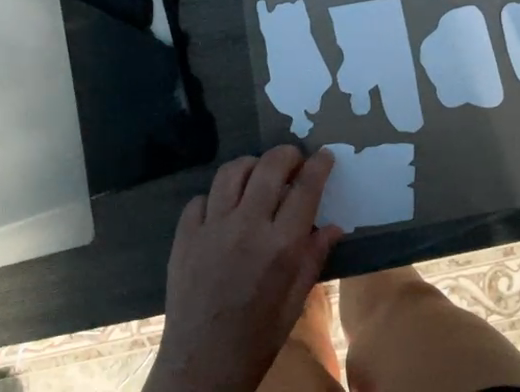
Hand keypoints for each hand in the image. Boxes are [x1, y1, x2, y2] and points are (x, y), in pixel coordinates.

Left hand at [147, 146, 342, 391]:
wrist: (202, 364)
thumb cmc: (257, 337)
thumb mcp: (295, 302)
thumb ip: (313, 258)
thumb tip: (334, 226)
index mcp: (280, 246)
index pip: (305, 189)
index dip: (318, 166)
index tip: (324, 155)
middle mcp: (246, 227)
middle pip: (269, 167)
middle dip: (286, 154)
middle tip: (294, 159)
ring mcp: (211, 228)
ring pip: (231, 172)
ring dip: (250, 166)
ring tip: (258, 175)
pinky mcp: (185, 236)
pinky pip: (201, 199)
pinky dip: (216, 197)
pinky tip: (224, 209)